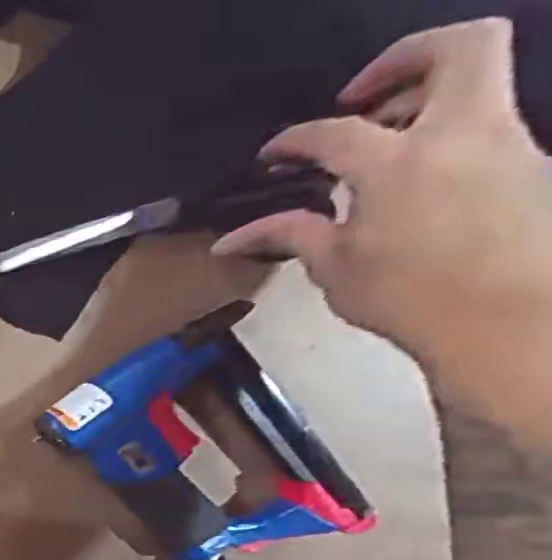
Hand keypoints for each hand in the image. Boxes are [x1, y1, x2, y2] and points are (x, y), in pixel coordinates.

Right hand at [214, 19, 551, 368]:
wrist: (509, 315)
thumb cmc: (408, 295)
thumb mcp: (332, 266)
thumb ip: (291, 233)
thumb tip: (234, 237)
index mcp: (400, 163)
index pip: (334, 131)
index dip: (293, 139)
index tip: (274, 154)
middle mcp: (463, 135)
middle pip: (460, 47)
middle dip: (405, 57)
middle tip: (358, 96)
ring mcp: (507, 142)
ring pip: (479, 83)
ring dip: (425, 99)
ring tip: (381, 143)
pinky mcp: (529, 162)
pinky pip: (484, 128)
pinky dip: (443, 137)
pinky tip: (411, 179)